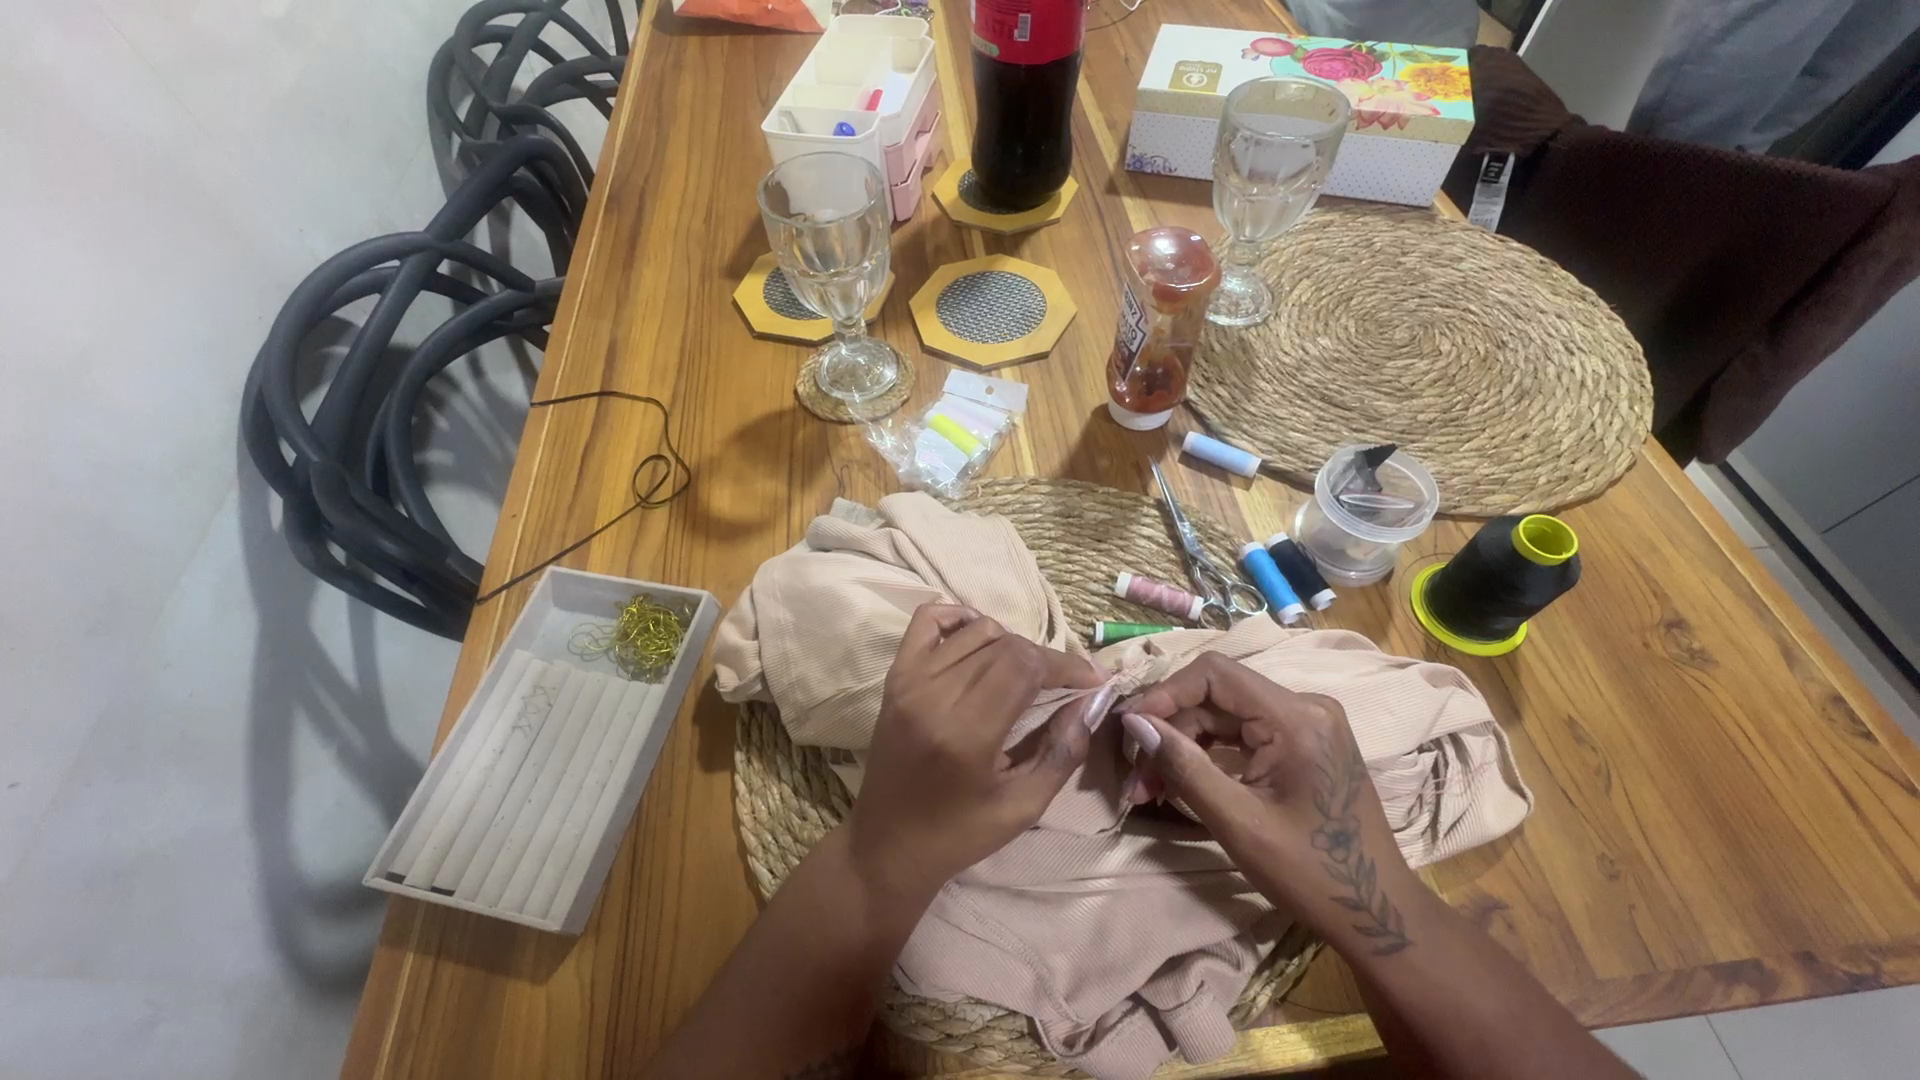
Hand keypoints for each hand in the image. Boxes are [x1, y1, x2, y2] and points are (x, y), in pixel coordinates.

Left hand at [844, 604, 1105, 899]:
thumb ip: (1063, 751)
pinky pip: (928, 622)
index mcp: (967, 733)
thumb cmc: (959, 834)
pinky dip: (959, 619)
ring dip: (1010, 642)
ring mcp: (909, 681)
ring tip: (1025, 674)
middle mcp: (934, 695)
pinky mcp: (894, 678)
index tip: (1092, 680)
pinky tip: (980, 641)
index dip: (1066, 665)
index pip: (1026, 665)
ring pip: (975, 630)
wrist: (887, 845)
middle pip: (1005, 644)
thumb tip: (1092, 701)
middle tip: (1064, 683)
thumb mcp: (1024, 806)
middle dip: (1045, 657)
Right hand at [1118, 653, 1416, 954]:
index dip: (1165, 693)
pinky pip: (1241, 736)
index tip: (1128, 727)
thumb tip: (1134, 722)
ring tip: (1148, 791)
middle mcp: (1304, 707)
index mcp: (1297, 717)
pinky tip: (1179, 786)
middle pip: (1215, 698)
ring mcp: (1305, 725)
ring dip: (1182, 748)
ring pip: (1222, 718)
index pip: (1215, 674)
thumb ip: (1184, 765)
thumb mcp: (1238, 822)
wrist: (1378, 914)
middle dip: (1169, 732)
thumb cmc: (1312, 873)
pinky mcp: (1301, 745)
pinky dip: (1207, 758)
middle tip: (1135, 779)